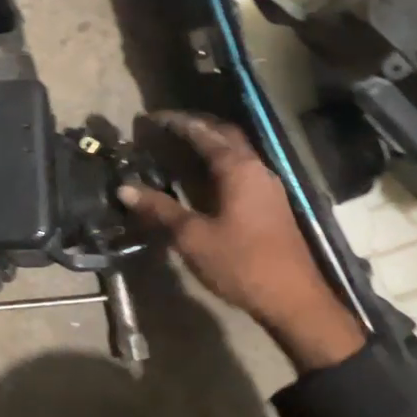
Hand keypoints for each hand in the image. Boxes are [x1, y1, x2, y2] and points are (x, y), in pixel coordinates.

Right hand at [119, 113, 364, 373]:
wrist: (292, 297)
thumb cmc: (240, 262)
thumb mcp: (192, 237)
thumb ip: (159, 209)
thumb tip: (125, 189)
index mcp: (238, 169)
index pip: (204, 133)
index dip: (177, 123)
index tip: (151, 119)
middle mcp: (257, 169)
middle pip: (226, 134)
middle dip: (197, 126)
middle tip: (166, 127)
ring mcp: (268, 186)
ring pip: (236, 152)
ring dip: (210, 144)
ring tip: (180, 147)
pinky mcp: (271, 204)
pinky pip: (242, 169)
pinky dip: (219, 163)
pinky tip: (204, 177)